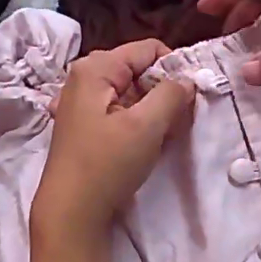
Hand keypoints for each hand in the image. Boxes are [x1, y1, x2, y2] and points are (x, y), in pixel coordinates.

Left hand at [33, 39, 196, 237]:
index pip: (148, 49)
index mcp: (95, 68)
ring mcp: (81, 102)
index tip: (189, 99)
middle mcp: (84, 77)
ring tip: (160, 137)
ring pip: (131, 93)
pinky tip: (142, 145)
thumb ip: (172, 94)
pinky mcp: (84, 125)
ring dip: (152, 111)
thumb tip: (188, 79)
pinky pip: (119, 111)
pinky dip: (136, 123)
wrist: (71, 212)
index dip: (174, 69)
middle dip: (163, 92)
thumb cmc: (106, 164)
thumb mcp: (146, 126)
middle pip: (139, 70)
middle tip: (176, 122)